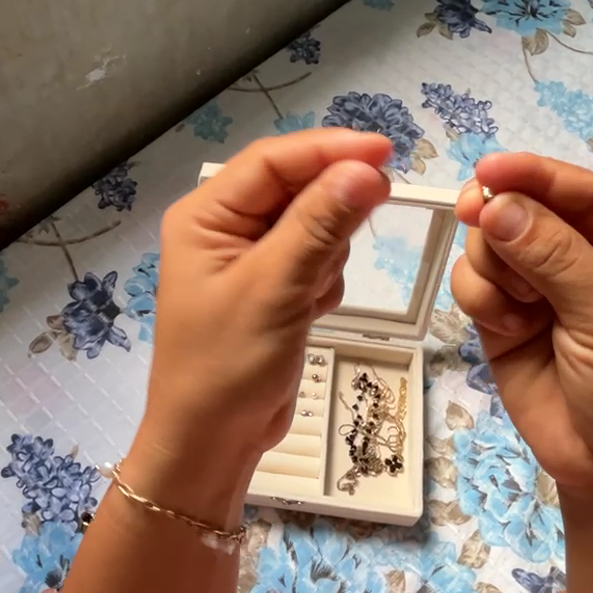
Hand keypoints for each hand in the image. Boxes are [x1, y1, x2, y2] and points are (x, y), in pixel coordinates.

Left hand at [138, 129, 392, 480]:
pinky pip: (315, 260)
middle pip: (294, 189)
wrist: (212, 441)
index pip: (272, 161)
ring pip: (312, 224)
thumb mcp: (275, 288)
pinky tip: (310, 313)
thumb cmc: (227, 364)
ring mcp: (249, 260)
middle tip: (372, 216)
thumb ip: (320, 225)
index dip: (328, 150)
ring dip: (327, 253)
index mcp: (205, 215)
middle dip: (330, 209)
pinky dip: (324, 280)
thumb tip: (366, 169)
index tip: (386, 152)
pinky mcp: (273, 289)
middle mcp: (224, 229)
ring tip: (310, 295)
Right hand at [449, 152, 592, 497]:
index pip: (580, 191)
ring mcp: (542, 286)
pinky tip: (507, 328)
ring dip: (492, 269)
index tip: (486, 171)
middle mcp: (587, 255)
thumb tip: (492, 204)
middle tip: (477, 226)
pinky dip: (480, 298)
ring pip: (490, 244)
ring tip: (518, 311)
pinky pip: (473, 283)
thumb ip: (555, 256)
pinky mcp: (505, 317)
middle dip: (504, 225)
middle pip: (524, 209)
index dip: (533, 175)